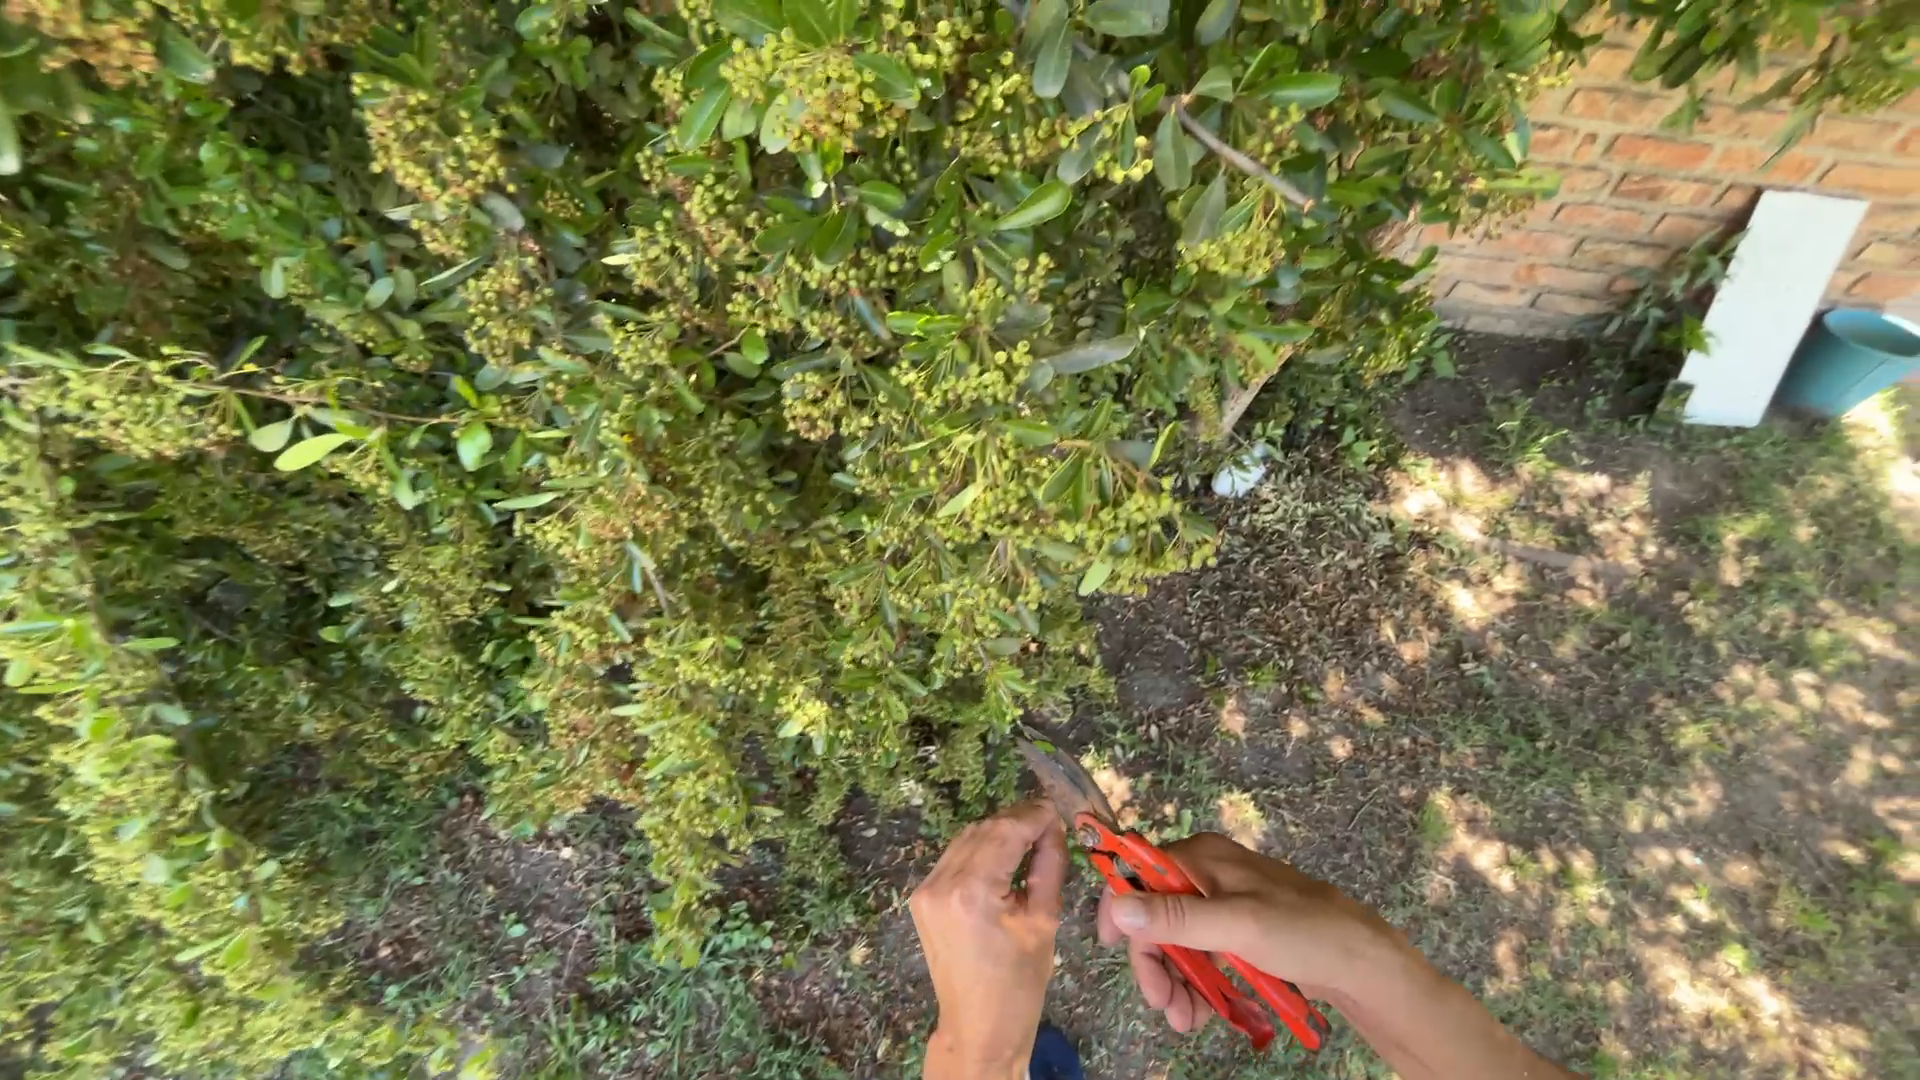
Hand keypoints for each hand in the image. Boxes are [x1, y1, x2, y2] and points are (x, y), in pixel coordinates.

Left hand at [910, 799, 1069, 1079]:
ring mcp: (926, 888)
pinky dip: (981, 849)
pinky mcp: (922, 896)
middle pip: (984, 829)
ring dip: (999, 832)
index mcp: (972, 892)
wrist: (978, 1029)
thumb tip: (1053, 827)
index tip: (1056, 810)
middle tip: (1048, 823)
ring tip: (1030, 836)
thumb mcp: (1044, 922)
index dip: (1033, 815)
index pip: (1006, 831)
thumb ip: (1049, 866)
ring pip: (967, 838)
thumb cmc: (1019, 984)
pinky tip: (1003, 855)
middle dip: (1017, 821)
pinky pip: (955, 857)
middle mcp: (941, 882)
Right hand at [1095, 832, 1396, 1034]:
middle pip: (1155, 914)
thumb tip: (1118, 906)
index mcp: (1200, 857)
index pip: (1139, 871)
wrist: (1365, 964)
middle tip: (1164, 1007)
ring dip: (1174, 980)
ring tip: (1186, 1021)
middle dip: (1155, 961)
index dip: (1121, 906)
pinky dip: (1196, 982)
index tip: (1111, 947)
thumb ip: (1176, 917)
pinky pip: (1201, 954)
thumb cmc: (1302, 931)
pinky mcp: (1237, 931)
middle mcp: (1205, 873)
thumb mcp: (1236, 925)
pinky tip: (1203, 1011)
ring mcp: (1222, 903)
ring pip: (1176, 940)